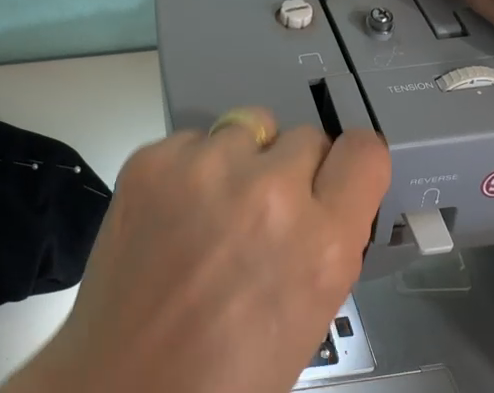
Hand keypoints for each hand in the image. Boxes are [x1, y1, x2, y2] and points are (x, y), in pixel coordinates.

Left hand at [3, 108, 389, 392]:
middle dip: (291, 169)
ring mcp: (206, 169)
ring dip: (239, 160)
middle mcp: (268, 193)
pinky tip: (176, 211)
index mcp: (321, 242)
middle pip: (304, 136)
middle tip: (266, 209)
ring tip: (215, 211)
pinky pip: (191, 138)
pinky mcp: (155, 160)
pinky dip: (189, 166)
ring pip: (246, 126)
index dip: (351, 162)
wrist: (129, 379)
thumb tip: (328, 195)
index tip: (339, 169)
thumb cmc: (222, 370)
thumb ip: (324, 240)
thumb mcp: (310, 311)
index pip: (364, 151)